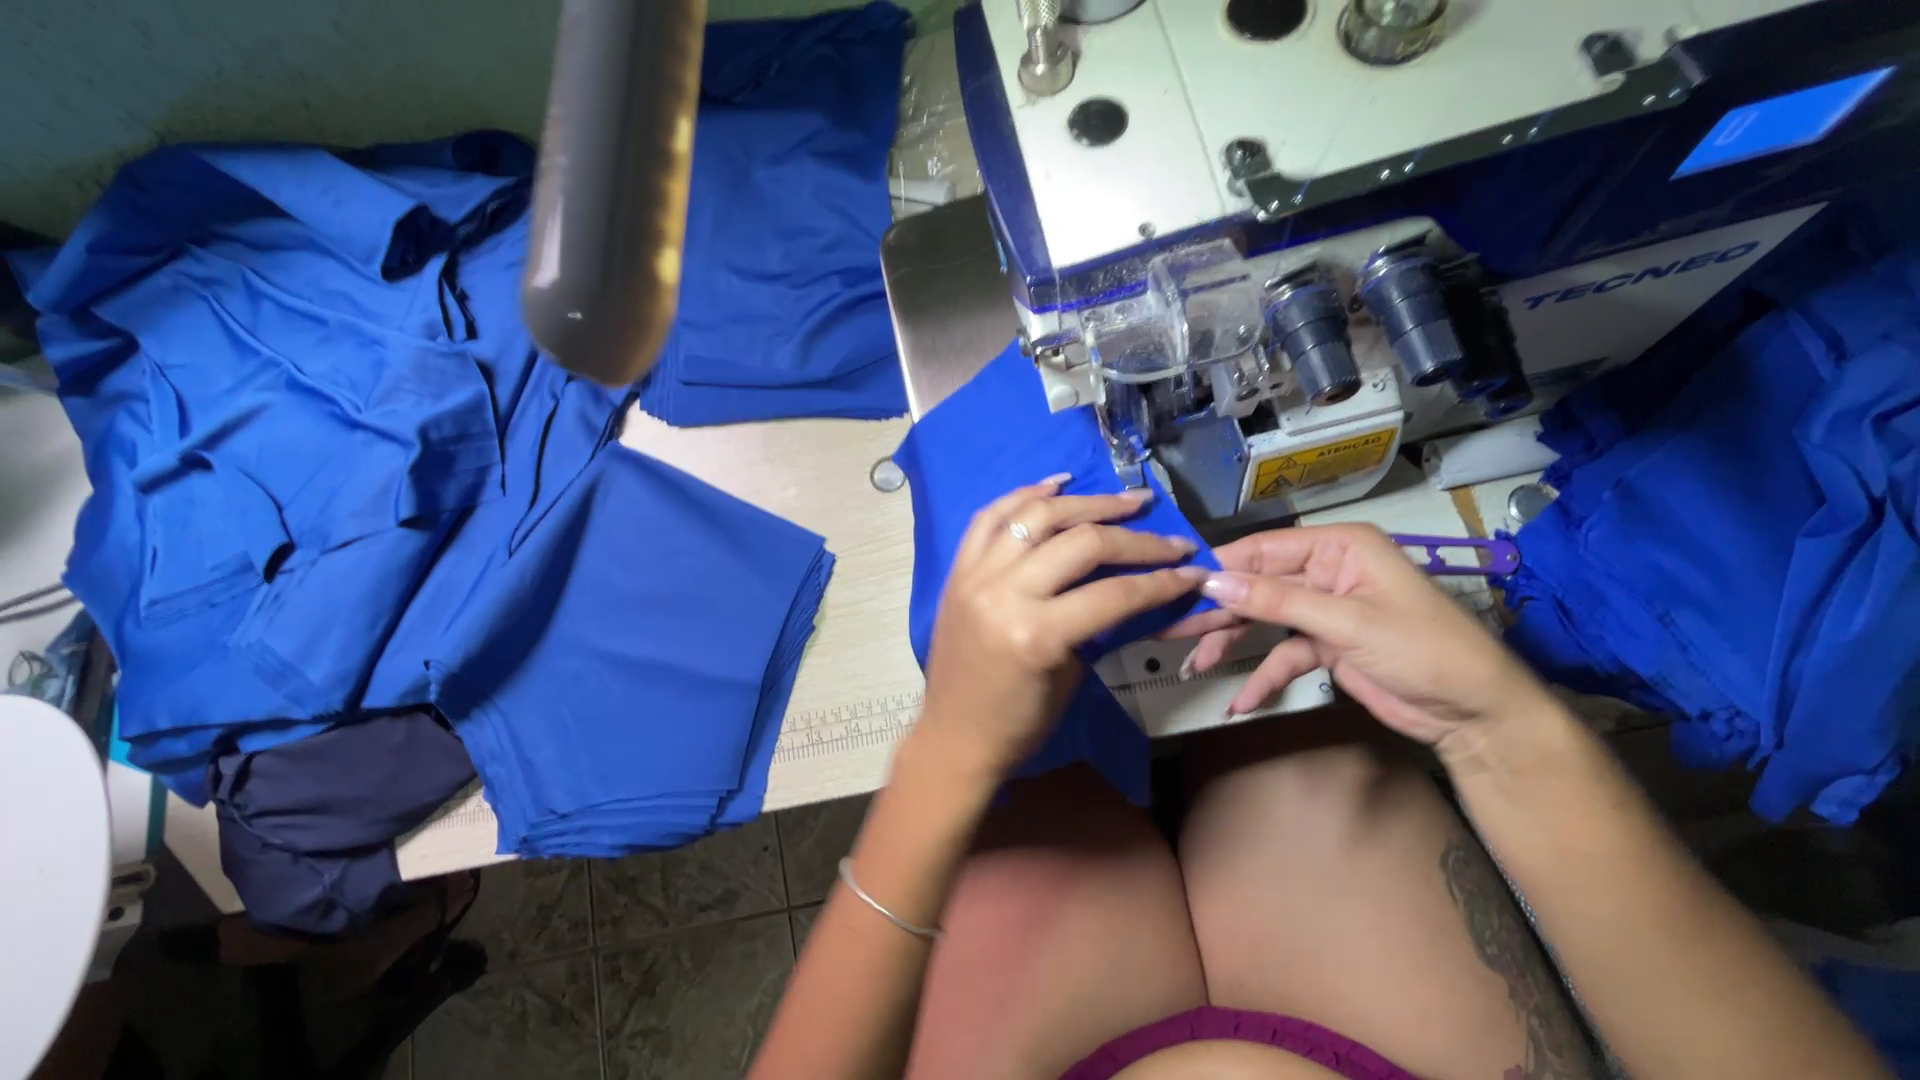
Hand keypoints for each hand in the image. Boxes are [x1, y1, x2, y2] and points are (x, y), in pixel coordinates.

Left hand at [915, 476, 1207, 778]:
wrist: (953, 737)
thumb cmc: (1019, 723)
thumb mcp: (1071, 676)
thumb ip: (1101, 624)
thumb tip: (1141, 584)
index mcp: (1035, 634)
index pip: (1114, 593)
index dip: (1162, 580)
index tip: (1193, 570)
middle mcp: (1003, 593)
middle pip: (1081, 543)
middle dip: (1136, 538)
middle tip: (1170, 536)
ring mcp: (974, 576)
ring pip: (1037, 515)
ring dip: (1086, 502)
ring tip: (1127, 500)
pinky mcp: (957, 570)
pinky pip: (990, 518)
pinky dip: (1024, 495)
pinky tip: (1057, 484)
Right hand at [1163, 524, 1555, 750]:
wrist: (1477, 713)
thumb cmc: (1423, 649)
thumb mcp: (1347, 622)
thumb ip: (1277, 601)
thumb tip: (1213, 582)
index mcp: (1340, 547)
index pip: (1265, 549)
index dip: (1221, 566)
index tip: (1176, 585)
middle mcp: (1329, 571)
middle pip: (1258, 586)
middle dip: (1218, 609)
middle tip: (1169, 626)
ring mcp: (1327, 610)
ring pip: (1264, 620)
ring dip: (1231, 644)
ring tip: (1193, 665)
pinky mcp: (1328, 646)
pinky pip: (1284, 655)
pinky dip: (1264, 676)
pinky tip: (1242, 701)